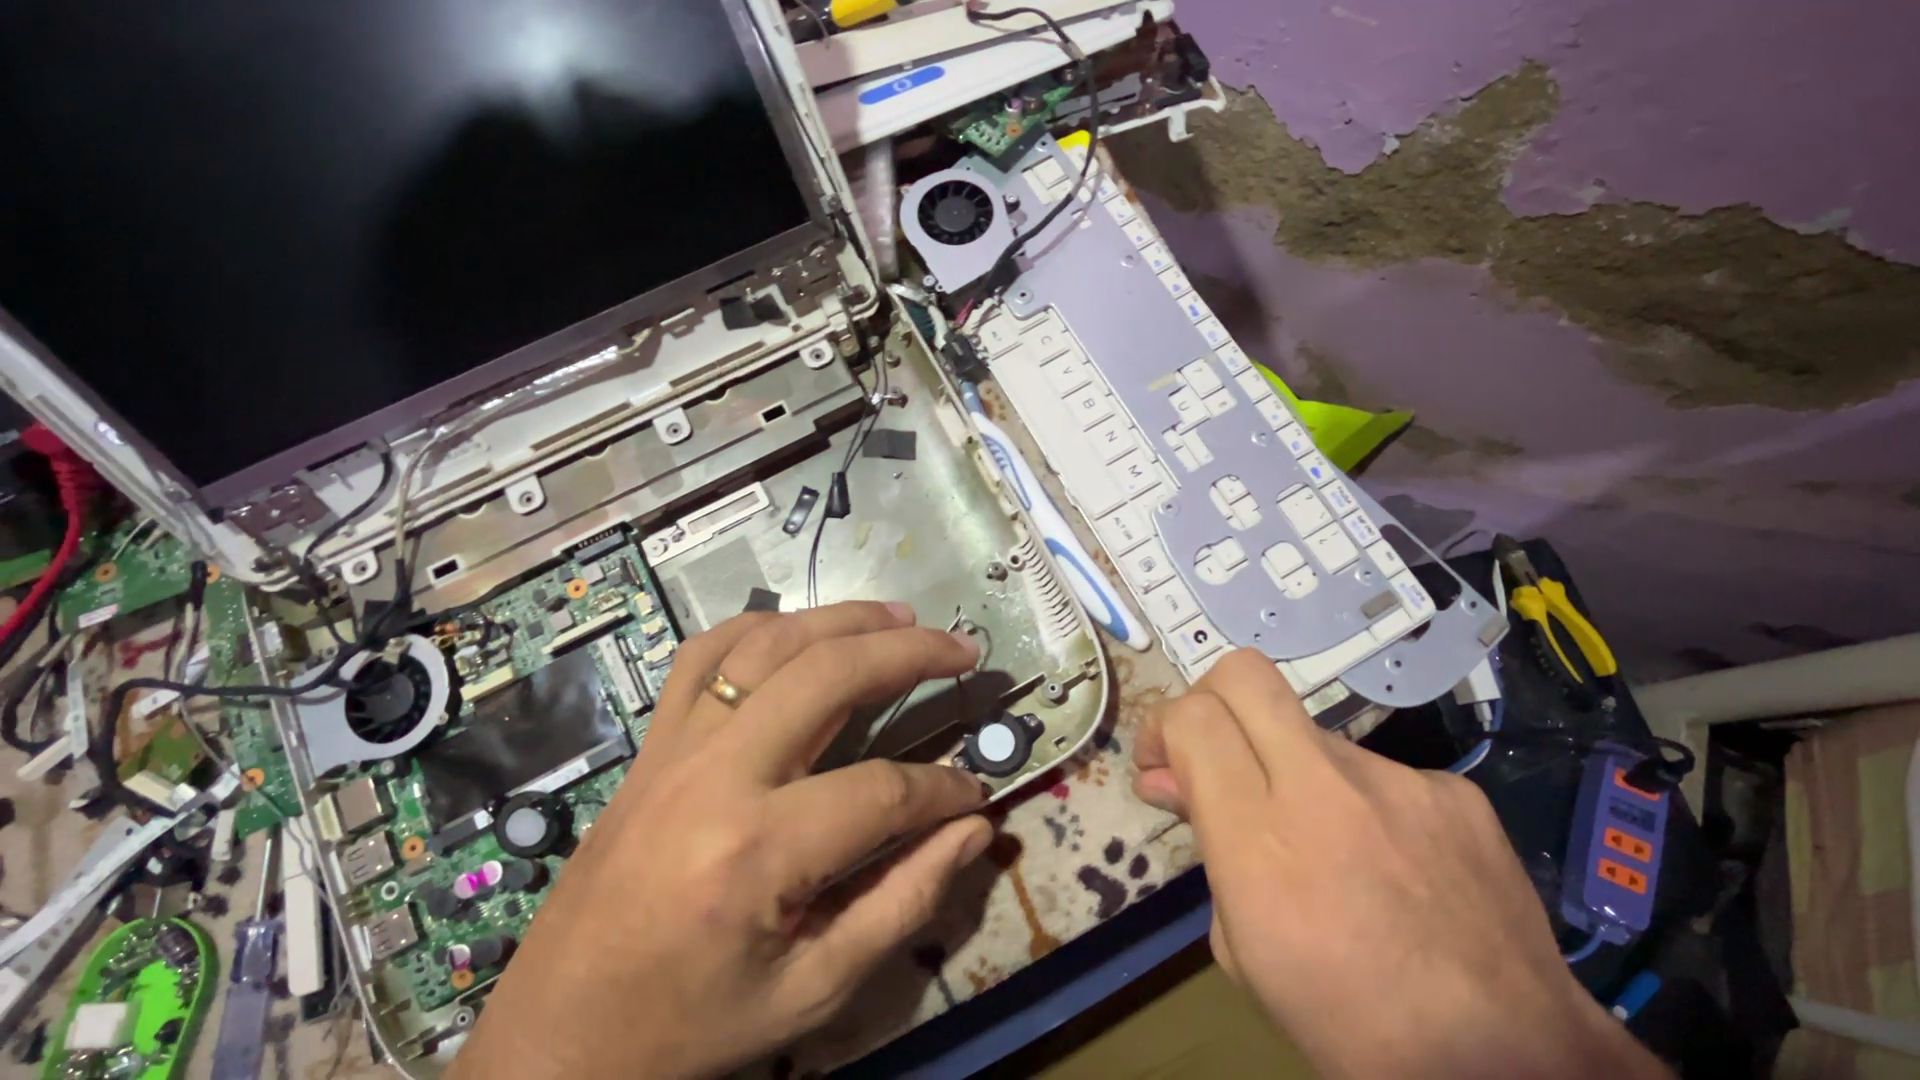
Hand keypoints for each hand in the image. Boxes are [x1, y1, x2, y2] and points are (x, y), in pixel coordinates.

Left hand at [453, 602, 992, 1079]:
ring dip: (841, 619)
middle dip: (908, 653)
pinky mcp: (649, 747)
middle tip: (964, 649)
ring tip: (899, 616)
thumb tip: (974, 830)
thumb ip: (904, 903)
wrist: (558, 1039)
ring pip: (765, 647)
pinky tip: (800, 629)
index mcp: (758, 852)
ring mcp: (674, 751)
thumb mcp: (813, 990)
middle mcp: (715, 778)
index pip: (881, 791)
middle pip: (827, 677)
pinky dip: (756, 629)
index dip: (943, 789)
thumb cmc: (690, 1028)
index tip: (975, 794)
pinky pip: (700, 659)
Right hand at [1133, 649, 1668, 1079]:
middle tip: (1215, 754)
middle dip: (1212, 700)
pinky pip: (1383, 774)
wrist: (1504, 1065)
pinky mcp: (1455, 792)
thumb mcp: (1241, 948)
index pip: (1192, 718)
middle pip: (1245, 676)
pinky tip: (1389, 863)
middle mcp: (1325, 788)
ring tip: (1324, 845)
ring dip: (1293, 769)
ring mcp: (1399, 781)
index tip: (1163, 765)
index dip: (1162, 727)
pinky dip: (1364, 804)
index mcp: (1260, 838)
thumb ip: (1206, 847)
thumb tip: (1174, 785)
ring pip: (1313, 734)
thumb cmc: (1347, 1025)